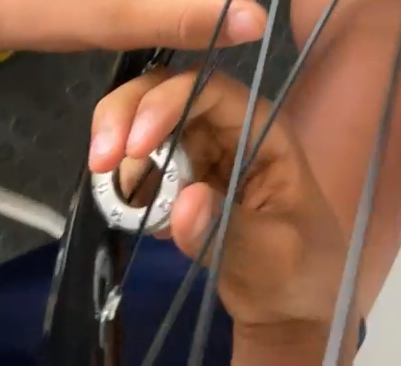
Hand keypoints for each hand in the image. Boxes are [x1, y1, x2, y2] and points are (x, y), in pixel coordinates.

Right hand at [90, 69, 349, 339]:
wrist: (288, 310)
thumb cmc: (301, 273)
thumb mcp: (275, 256)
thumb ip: (229, 229)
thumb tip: (182, 202)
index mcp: (259, 127)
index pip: (209, 89)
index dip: (168, 103)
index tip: (135, 144)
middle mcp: (225, 128)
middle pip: (168, 92)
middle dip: (127, 112)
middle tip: (100, 159)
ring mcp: (199, 151)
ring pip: (146, 121)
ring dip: (118, 145)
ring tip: (110, 191)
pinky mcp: (177, 179)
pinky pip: (140, 164)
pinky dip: (121, 178)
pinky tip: (122, 208)